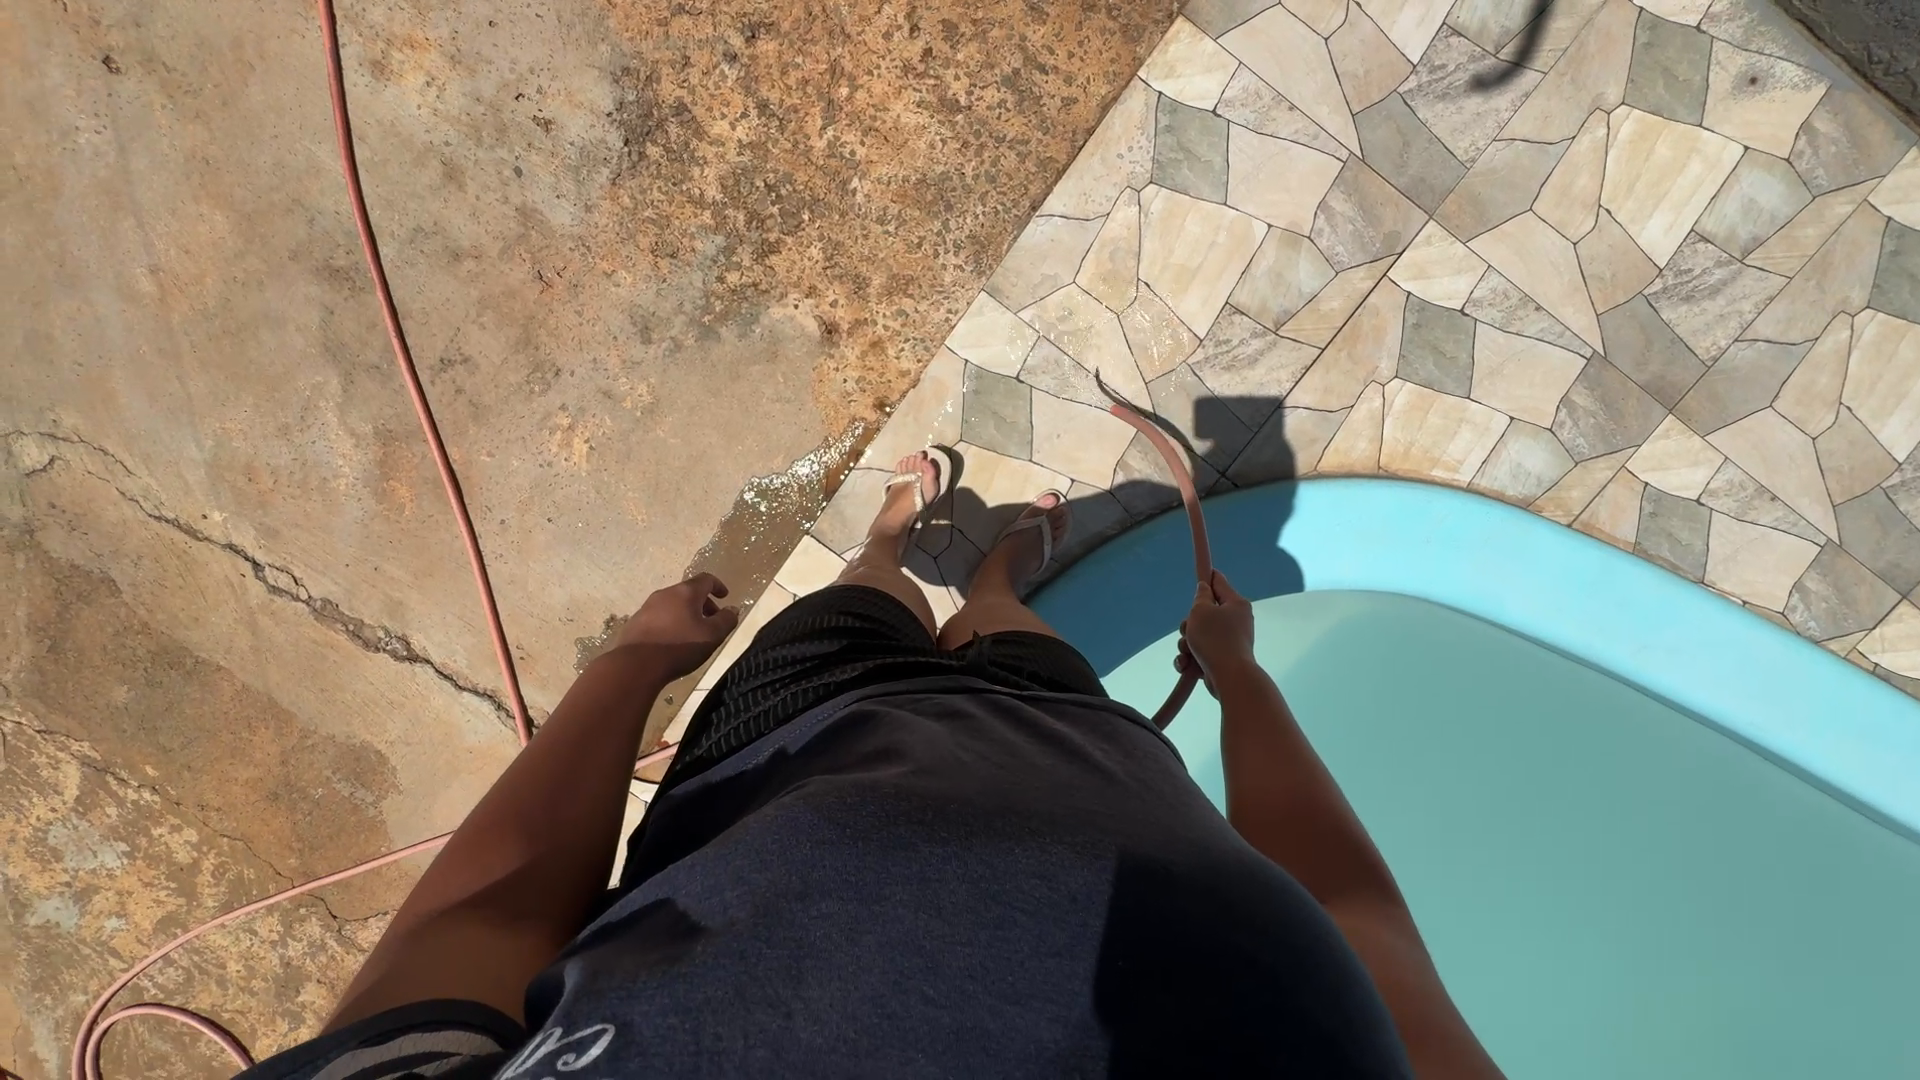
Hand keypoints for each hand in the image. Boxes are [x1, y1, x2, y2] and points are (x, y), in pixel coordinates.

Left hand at [612, 572, 740, 679]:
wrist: (636, 666)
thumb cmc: (680, 647)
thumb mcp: (713, 635)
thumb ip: (726, 620)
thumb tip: (732, 609)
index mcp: (686, 592)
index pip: (706, 579)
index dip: (718, 586)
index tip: (725, 597)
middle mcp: (665, 594)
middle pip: (688, 592)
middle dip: (703, 604)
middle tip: (711, 621)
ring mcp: (647, 607)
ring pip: (672, 605)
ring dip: (686, 614)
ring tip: (692, 634)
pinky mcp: (634, 623)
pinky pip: (658, 617)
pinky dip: (670, 623)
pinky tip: (672, 642)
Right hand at [1175, 569, 1254, 697]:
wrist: (1230, 677)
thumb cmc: (1215, 638)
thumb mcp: (1201, 611)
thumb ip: (1201, 597)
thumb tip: (1205, 589)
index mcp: (1235, 604)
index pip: (1219, 582)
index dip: (1206, 577)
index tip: (1198, 574)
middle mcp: (1235, 621)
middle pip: (1204, 613)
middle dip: (1190, 623)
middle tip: (1189, 629)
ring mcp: (1229, 642)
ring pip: (1199, 635)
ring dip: (1187, 644)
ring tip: (1187, 652)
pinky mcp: (1222, 660)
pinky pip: (1200, 653)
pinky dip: (1190, 659)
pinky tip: (1185, 665)